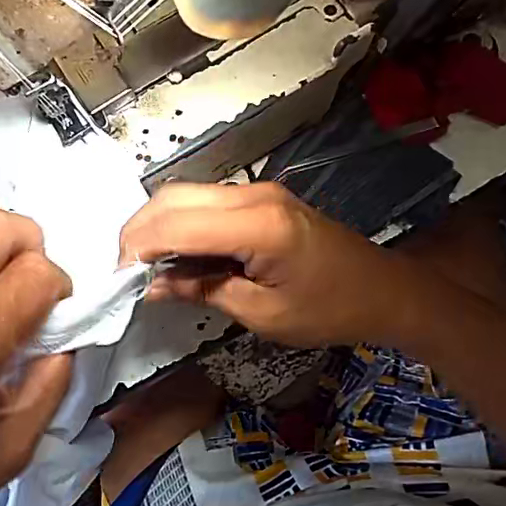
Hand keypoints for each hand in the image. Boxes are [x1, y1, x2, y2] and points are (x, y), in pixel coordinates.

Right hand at [119, 182, 419, 346]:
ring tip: (142, 263)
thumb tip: (152, 285)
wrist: (385, 290)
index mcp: (258, 226)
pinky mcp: (257, 198)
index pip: (176, 225)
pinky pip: (201, 201)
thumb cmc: (330, 310)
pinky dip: (176, 222)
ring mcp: (255, 191)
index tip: (120, 280)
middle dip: (137, 231)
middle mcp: (252, 195)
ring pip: (182, 193)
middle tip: (124, 270)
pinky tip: (171, 251)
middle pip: (172, 197)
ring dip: (154, 224)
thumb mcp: (261, 313)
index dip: (139, 249)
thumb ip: (202, 291)